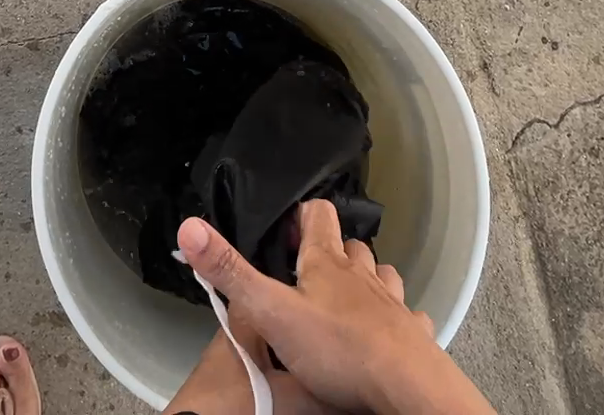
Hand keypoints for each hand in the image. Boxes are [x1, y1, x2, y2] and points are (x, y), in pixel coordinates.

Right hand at [177, 200, 494, 414]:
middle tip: (308, 270)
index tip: (287, 233)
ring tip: (347, 296)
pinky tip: (389, 329)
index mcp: (326, 262)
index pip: (317, 214)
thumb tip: (189, 227)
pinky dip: (398, 316)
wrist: (407, 391)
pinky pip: (409, 315)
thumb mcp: (270, 311)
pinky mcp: (414, 335)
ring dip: (366, 278)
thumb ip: (230, 272)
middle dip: (331, 250)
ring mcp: (392, 303)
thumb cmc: (339, 349)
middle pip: (349, 246)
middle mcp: (362, 274)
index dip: (302, 215)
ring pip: (382, 273)